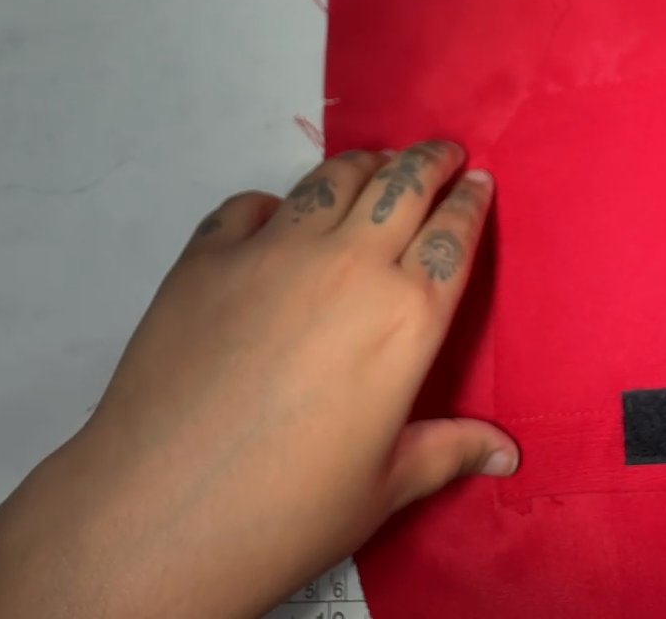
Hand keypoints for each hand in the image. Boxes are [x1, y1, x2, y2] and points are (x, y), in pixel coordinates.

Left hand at [0, 142, 516, 618]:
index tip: (480, 180)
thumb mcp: (383, 489)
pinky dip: (273, 204)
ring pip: (335, 178)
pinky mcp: (209, 255)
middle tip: (444, 151)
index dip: (471, 202)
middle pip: (404, 185)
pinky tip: (276, 218)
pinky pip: (250, 205)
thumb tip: (510, 456)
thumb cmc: (286, 511)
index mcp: (406, 317)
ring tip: (377, 164)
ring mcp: (274, 251)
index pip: (453, 236)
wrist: (154, 514)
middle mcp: (350, 264)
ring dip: (366, 163)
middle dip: (432, 159)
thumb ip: (450, 450)